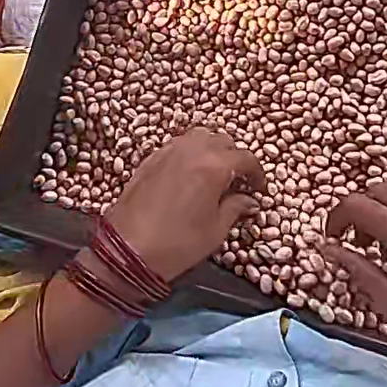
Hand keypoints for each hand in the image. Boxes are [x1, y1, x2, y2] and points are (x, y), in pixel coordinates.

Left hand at [103, 128, 264, 281]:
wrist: (127, 248)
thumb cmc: (178, 243)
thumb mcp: (216, 229)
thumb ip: (235, 207)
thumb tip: (248, 200)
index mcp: (214, 165)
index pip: (245, 158)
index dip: (257, 173)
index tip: (259, 189)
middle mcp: (191, 150)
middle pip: (222, 141)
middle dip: (234, 158)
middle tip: (239, 181)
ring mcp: (168, 151)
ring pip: (198, 137)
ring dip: (212, 150)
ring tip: (215, 174)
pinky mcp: (150, 159)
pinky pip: (178, 146)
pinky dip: (190, 153)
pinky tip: (190, 174)